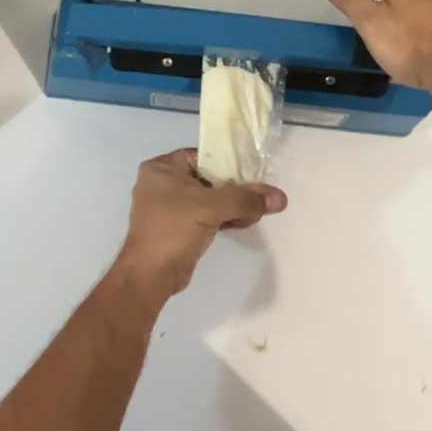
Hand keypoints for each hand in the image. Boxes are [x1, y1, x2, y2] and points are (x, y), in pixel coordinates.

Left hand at [113, 149, 286, 298]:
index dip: (230, 162)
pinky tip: (246, 221)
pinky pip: (207, 215)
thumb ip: (246, 199)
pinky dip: (225, 217)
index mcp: (162, 168)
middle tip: (261, 194)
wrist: (150, 275)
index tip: (256, 172)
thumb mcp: (211, 207)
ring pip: (210, 199)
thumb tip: (280, 198)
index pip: (203, 156)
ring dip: (234, 205)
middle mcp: (163, 183)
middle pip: (209, 178)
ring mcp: (170, 207)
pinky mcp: (179, 227)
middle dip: (236, 188)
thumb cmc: (174, 229)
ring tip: (259, 210)